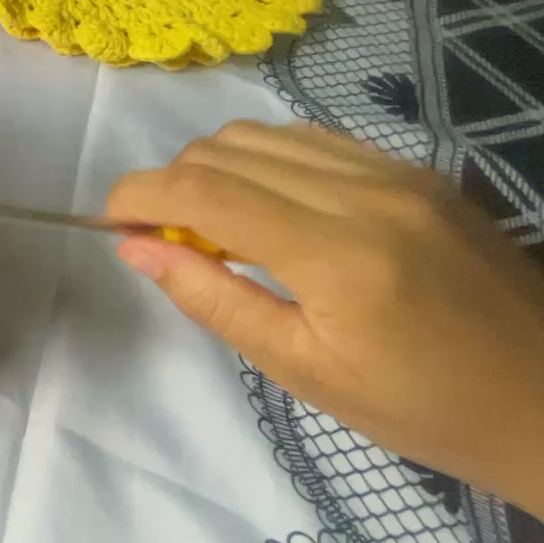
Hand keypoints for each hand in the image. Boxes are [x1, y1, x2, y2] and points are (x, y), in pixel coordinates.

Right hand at [108, 121, 543, 526]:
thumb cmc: (427, 408)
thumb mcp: (302, 370)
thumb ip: (209, 298)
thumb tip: (133, 245)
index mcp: (340, 255)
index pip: (200, 190)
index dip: (136, 195)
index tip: (116, 224)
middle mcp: (367, 195)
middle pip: (217, 153)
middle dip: (168, 186)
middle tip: (171, 238)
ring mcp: (397, 175)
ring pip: (254, 134)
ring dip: (210, 168)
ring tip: (220, 221)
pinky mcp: (416, 170)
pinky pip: (304, 137)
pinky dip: (260, 159)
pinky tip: (271, 203)